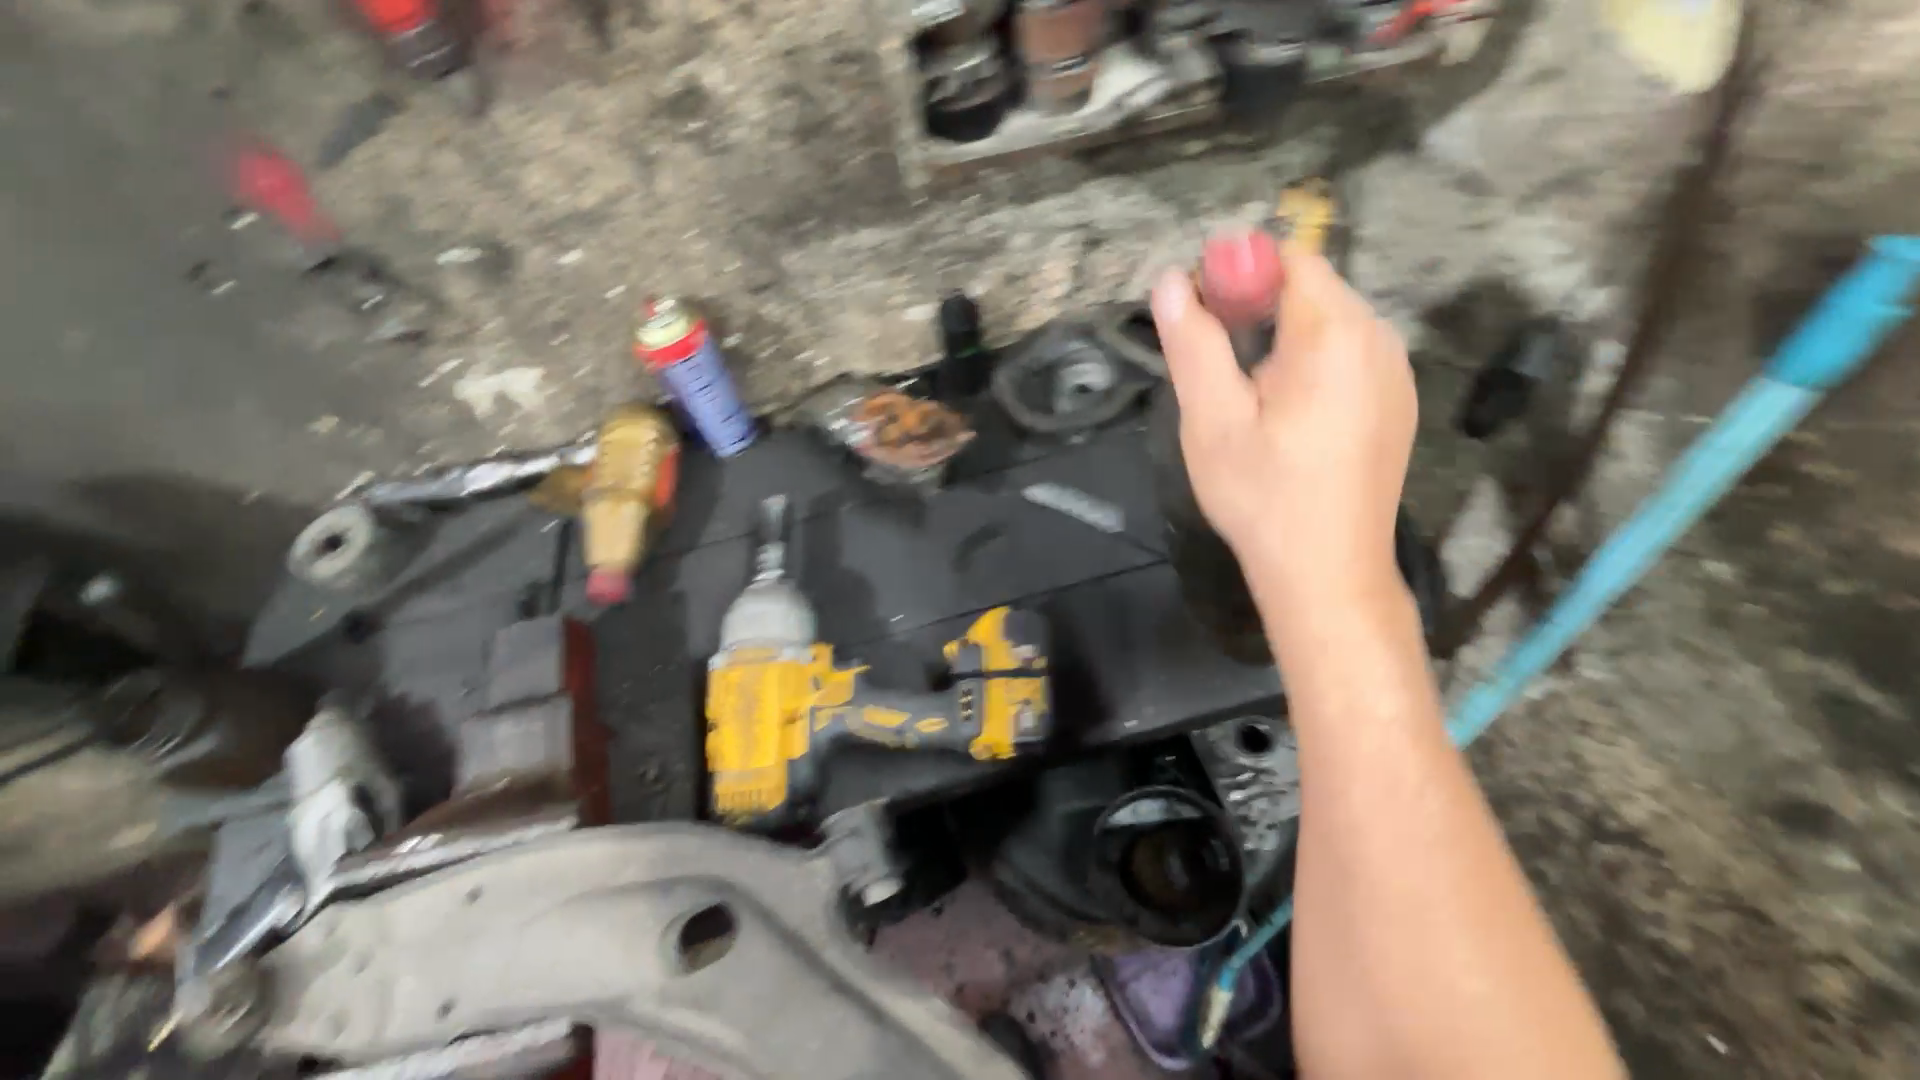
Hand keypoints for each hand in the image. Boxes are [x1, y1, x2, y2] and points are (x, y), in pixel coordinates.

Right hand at [1149, 249, 1416, 602]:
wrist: (1328, 572)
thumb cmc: (1263, 496)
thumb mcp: (1211, 421)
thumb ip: (1192, 344)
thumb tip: (1170, 281)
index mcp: (1335, 334)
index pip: (1288, 258)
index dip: (1237, 275)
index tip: (1202, 321)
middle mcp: (1379, 338)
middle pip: (1310, 289)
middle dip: (1257, 310)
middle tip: (1218, 370)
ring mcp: (1395, 372)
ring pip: (1328, 323)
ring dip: (1282, 340)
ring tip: (1250, 401)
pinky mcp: (1397, 402)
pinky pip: (1348, 357)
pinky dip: (1312, 367)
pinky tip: (1289, 420)